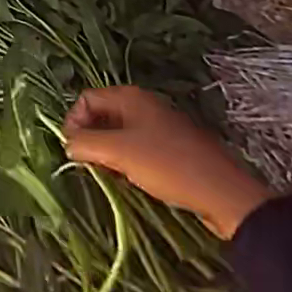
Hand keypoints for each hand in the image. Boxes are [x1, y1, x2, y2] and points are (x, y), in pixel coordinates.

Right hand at [63, 86, 274, 239]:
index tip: (73, 149)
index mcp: (129, 96)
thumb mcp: (119, 153)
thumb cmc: (168, 165)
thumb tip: (66, 144)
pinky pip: (138, 146)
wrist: (225, 194)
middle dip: (91, 138)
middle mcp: (143, 104)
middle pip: (102, 114)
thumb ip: (85, 144)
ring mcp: (160, 125)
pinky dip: (127, 159)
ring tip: (111, 174)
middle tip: (90, 164)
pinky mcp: (173, 147)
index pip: (86, 99)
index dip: (74, 121)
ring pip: (120, 132)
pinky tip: (132, 179)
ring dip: (109, 152)